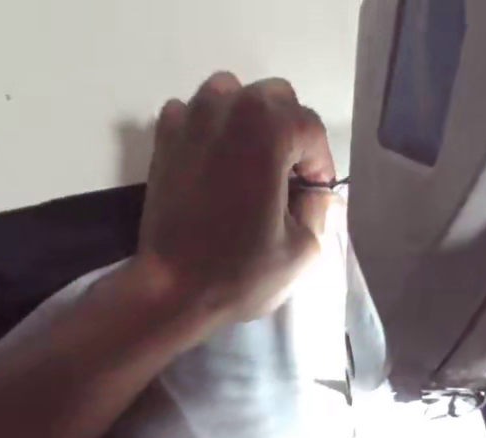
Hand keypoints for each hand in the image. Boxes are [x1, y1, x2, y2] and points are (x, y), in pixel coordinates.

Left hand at [132, 72, 335, 325]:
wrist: (172, 291)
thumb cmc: (240, 275)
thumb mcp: (302, 251)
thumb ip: (321, 211)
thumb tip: (321, 193)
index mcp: (268, 128)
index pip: (312, 130)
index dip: (320, 166)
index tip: (313, 198)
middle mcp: (228, 104)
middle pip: (275, 101)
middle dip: (288, 138)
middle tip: (286, 184)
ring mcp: (190, 116)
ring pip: (234, 98)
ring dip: (250, 127)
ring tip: (250, 172)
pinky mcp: (164, 137)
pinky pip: (197, 115)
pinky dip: (212, 134)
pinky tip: (216, 171)